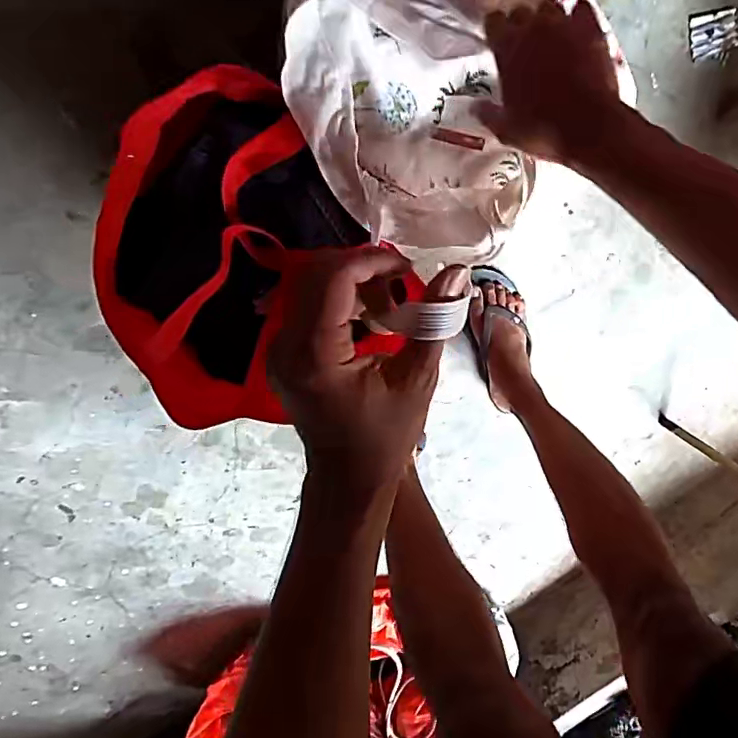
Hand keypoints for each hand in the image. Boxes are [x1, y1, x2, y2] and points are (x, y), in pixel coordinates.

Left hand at [269, 247, 467, 489]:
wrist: (349, 476)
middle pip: (318, 273)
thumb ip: (435, 320)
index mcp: (316, 354)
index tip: (408, 268)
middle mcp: (287, 346)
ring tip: (392, 310)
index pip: (335, 278)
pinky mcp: (284, 353)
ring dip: (355, 284)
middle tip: (402, 287)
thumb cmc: (387, 436)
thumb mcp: (417, 378)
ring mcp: (279, 349)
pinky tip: (372, 322)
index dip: (373, 260)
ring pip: (311, 285)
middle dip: (364, 269)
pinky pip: (309, 306)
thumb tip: (457, 273)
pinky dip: (343, 302)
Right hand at [482, 0, 628, 164]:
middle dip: (522, 25)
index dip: (496, 32)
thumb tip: (474, 108)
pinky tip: (579, 30)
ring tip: (552, 37)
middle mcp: (533, 27)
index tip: (499, 44)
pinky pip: (582, 9)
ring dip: (548, 19)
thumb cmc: (544, 131)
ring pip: (550, 6)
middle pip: (521, 11)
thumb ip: (489, 114)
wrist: (590, 128)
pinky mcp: (591, 30)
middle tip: (527, 46)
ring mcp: (564, 24)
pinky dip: (579, 16)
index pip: (493, 21)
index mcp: (507, 47)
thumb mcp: (508, 130)